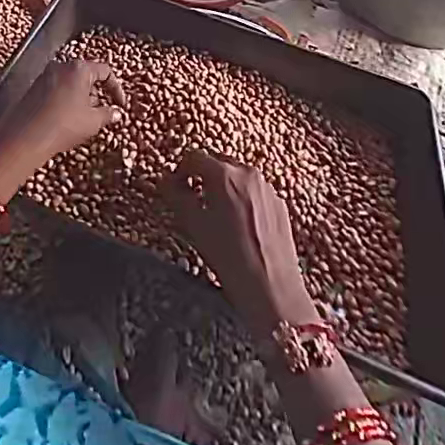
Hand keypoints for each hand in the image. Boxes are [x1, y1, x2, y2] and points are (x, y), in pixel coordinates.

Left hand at [0, 60, 123, 196]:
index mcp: (79, 68)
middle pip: (86, 75)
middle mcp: (61, 66)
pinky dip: (66, 100)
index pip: (105, 71)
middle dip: (97, 93)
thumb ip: (108, 113)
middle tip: (104, 111)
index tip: (120, 105)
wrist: (26, 138)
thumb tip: (116, 113)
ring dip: (81, 97)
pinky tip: (68, 119)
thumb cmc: (63, 125)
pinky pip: (57, 90)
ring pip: (70, 82)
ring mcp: (45, 77)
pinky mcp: (33, 89)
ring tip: (86, 118)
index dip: (116, 89)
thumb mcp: (93, 121)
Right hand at [162, 149, 314, 330]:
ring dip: (222, 188)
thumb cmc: (229, 257)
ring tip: (214, 215)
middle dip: (202, 177)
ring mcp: (267, 188)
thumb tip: (165, 181)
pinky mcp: (279, 204)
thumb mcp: (193, 225)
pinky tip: (236, 225)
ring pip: (237, 177)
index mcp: (225, 175)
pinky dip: (241, 199)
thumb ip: (176, 195)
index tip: (174, 186)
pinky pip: (254, 192)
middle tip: (191, 200)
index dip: (180, 171)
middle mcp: (249, 174)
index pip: (194, 157)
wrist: (270, 287)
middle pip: (217, 163)